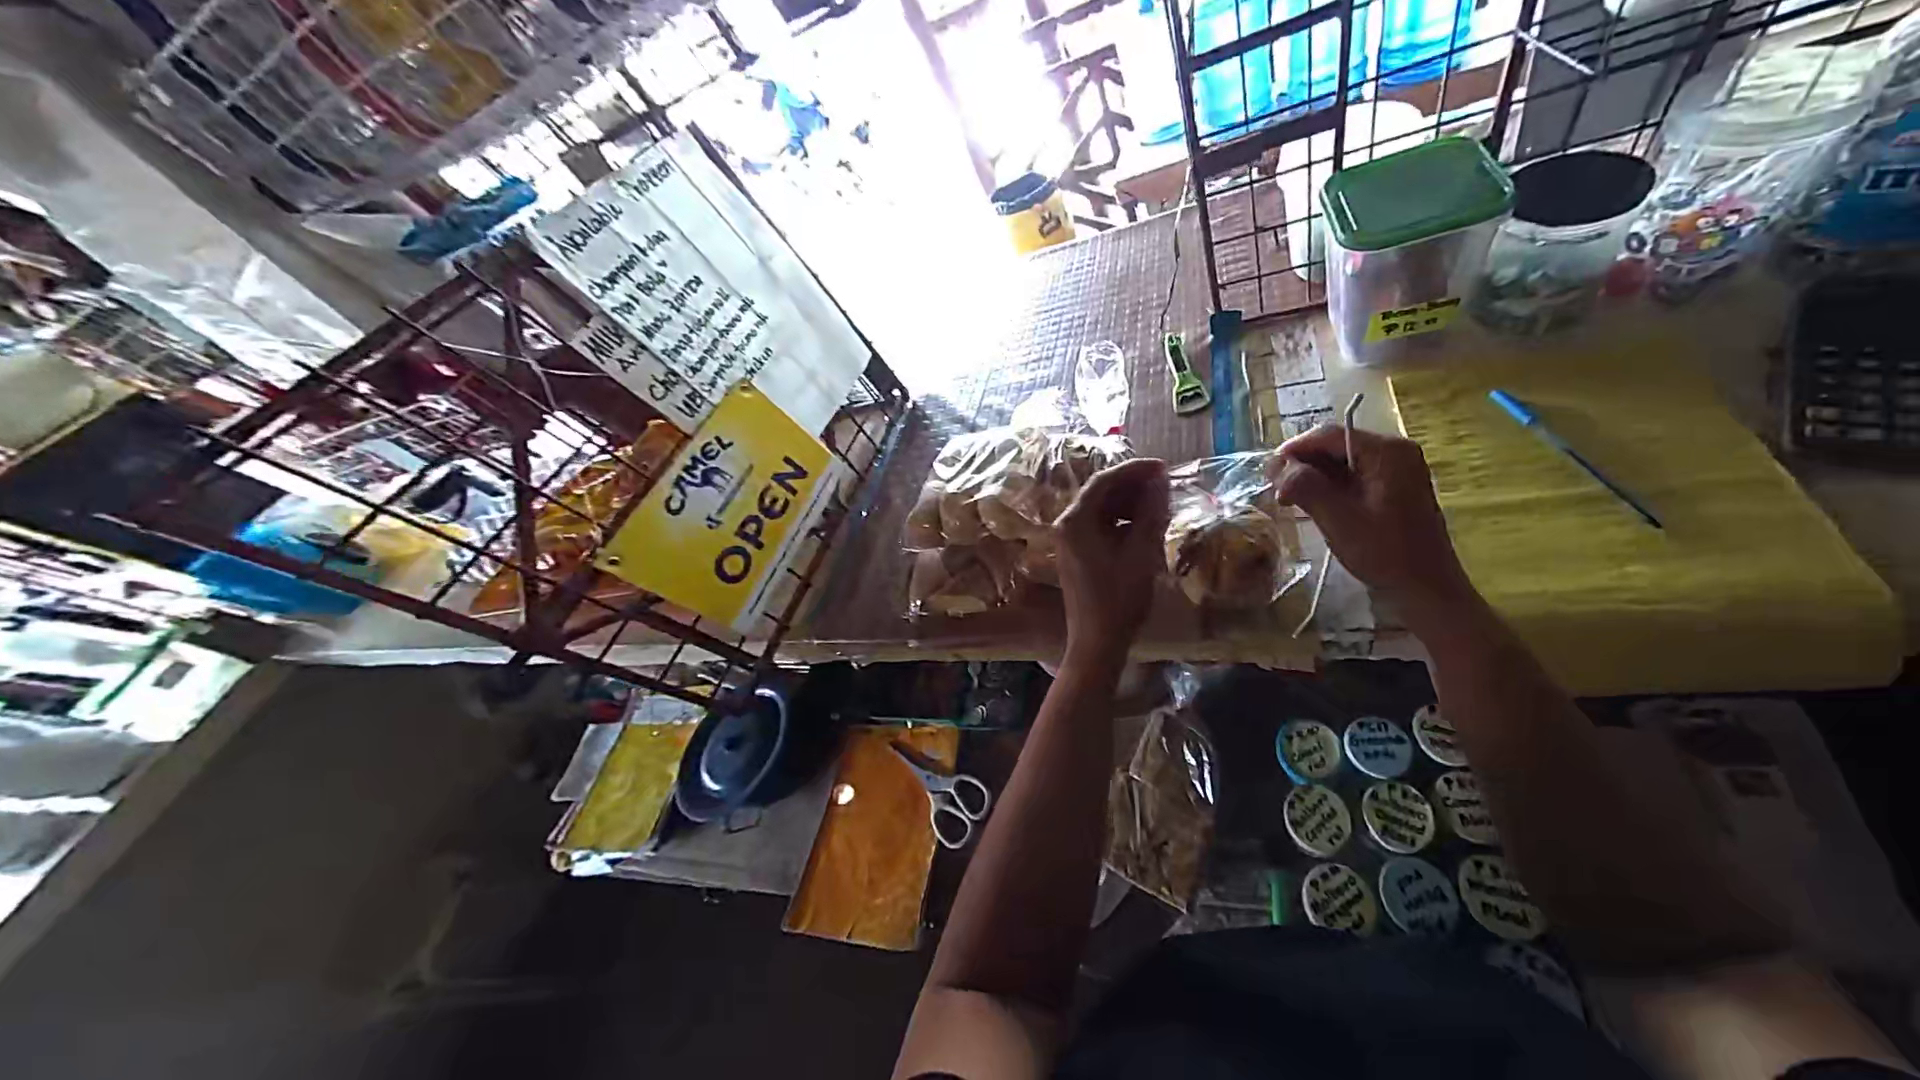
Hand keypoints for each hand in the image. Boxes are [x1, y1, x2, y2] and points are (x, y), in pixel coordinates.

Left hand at [1056, 457, 1169, 659]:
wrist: (1097, 642)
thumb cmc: (1120, 598)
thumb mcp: (1142, 552)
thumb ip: (1151, 512)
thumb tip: (1159, 481)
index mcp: (1075, 521)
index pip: (1104, 481)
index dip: (1135, 470)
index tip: (1163, 467)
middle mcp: (1066, 526)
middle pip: (1100, 493)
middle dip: (1133, 485)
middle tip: (1165, 485)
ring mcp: (1069, 542)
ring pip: (1101, 510)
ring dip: (1129, 503)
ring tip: (1160, 505)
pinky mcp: (1077, 555)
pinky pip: (1100, 527)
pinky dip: (1122, 521)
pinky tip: (1145, 527)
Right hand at [1276, 425, 1476, 625]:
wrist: (1426, 589)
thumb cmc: (1384, 553)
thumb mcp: (1338, 519)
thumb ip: (1306, 486)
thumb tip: (1276, 465)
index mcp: (1387, 452)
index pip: (1329, 435)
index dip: (1294, 450)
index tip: (1268, 473)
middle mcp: (1394, 452)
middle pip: (1335, 445)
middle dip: (1302, 464)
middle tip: (1275, 489)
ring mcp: (1396, 470)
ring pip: (1341, 461)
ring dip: (1312, 476)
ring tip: (1289, 499)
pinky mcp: (1392, 488)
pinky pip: (1352, 476)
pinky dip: (1329, 486)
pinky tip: (1312, 505)